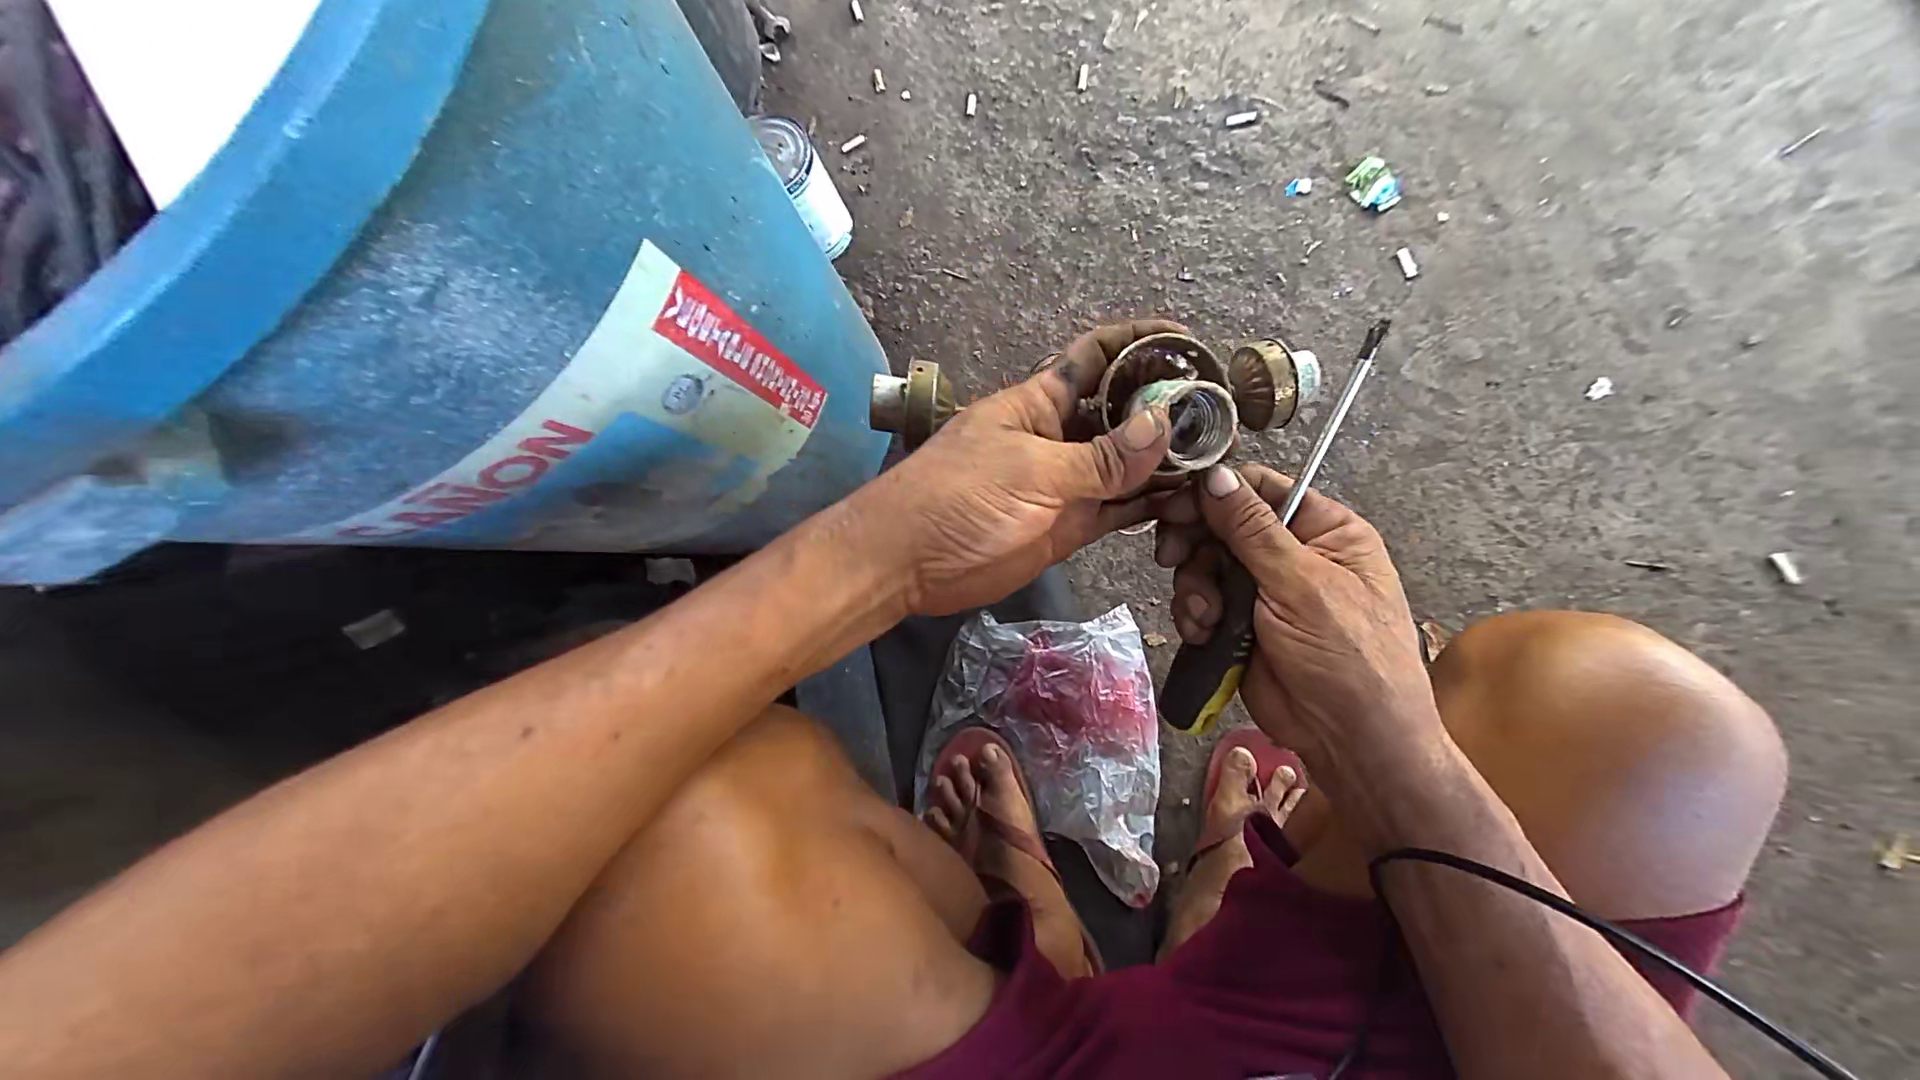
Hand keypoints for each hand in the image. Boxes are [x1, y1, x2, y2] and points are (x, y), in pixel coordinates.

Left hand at [849, 319, 1182, 615]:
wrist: (908, 563)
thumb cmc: (958, 499)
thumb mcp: (1030, 471)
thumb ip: (1099, 456)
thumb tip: (1163, 426)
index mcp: (1040, 403)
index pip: (1096, 357)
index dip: (1139, 343)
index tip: (1187, 342)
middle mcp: (1058, 437)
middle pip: (1120, 415)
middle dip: (1165, 412)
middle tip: (1221, 418)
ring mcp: (1064, 484)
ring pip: (1125, 466)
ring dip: (1164, 465)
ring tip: (1215, 461)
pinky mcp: (1066, 526)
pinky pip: (1116, 509)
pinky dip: (1147, 507)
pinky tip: (1184, 502)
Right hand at [1155, 464, 1444, 799]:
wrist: (1347, 737)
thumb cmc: (1346, 654)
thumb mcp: (1300, 583)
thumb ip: (1251, 528)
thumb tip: (1214, 475)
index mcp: (1322, 529)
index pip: (1259, 489)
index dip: (1213, 493)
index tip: (1175, 508)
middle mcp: (1289, 552)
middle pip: (1221, 525)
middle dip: (1195, 545)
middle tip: (1171, 558)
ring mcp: (1261, 589)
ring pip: (1203, 563)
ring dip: (1194, 587)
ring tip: (1206, 616)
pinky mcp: (1237, 621)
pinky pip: (1200, 599)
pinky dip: (1194, 613)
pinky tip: (1204, 633)